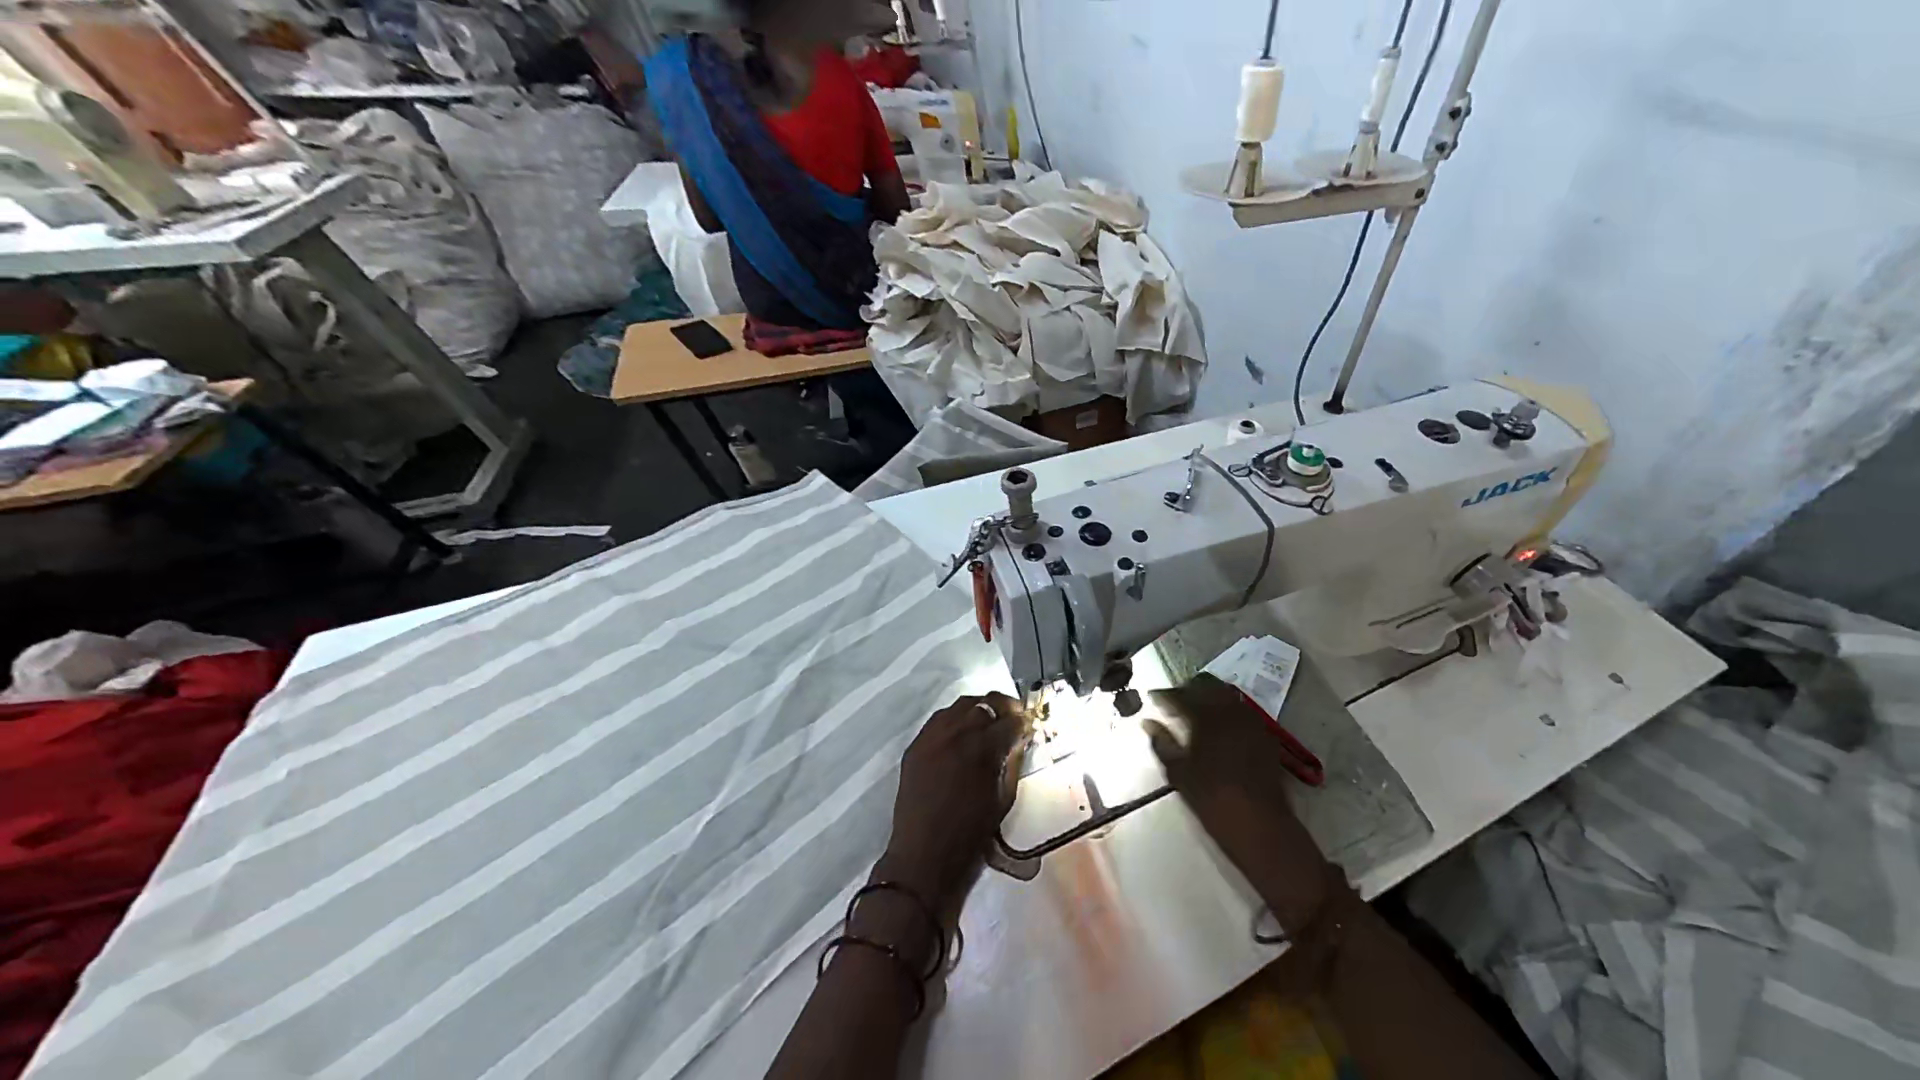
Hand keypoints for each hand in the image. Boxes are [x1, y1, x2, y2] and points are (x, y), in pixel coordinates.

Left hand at [878, 693, 1026, 908]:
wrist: (924, 856)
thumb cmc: (971, 835)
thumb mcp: (1004, 799)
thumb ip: (1012, 763)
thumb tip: (1019, 741)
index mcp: (983, 750)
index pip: (1011, 721)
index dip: (1025, 722)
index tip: (1031, 725)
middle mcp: (956, 734)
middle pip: (986, 703)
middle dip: (1005, 708)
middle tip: (1015, 718)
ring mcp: (932, 737)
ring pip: (961, 705)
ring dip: (980, 709)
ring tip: (990, 721)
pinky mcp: (916, 745)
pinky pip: (940, 719)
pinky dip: (956, 719)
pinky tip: (964, 730)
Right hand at [1145, 674, 1335, 932]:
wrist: (1263, 829)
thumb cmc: (1214, 803)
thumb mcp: (1179, 775)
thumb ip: (1163, 744)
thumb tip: (1148, 723)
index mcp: (1207, 718)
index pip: (1180, 695)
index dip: (1163, 695)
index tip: (1151, 698)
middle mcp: (1231, 712)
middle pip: (1207, 686)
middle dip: (1187, 690)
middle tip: (1172, 703)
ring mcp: (1252, 723)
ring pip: (1226, 696)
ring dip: (1208, 698)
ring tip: (1192, 714)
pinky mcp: (1265, 736)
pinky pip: (1241, 711)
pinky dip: (1225, 712)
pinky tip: (1216, 728)